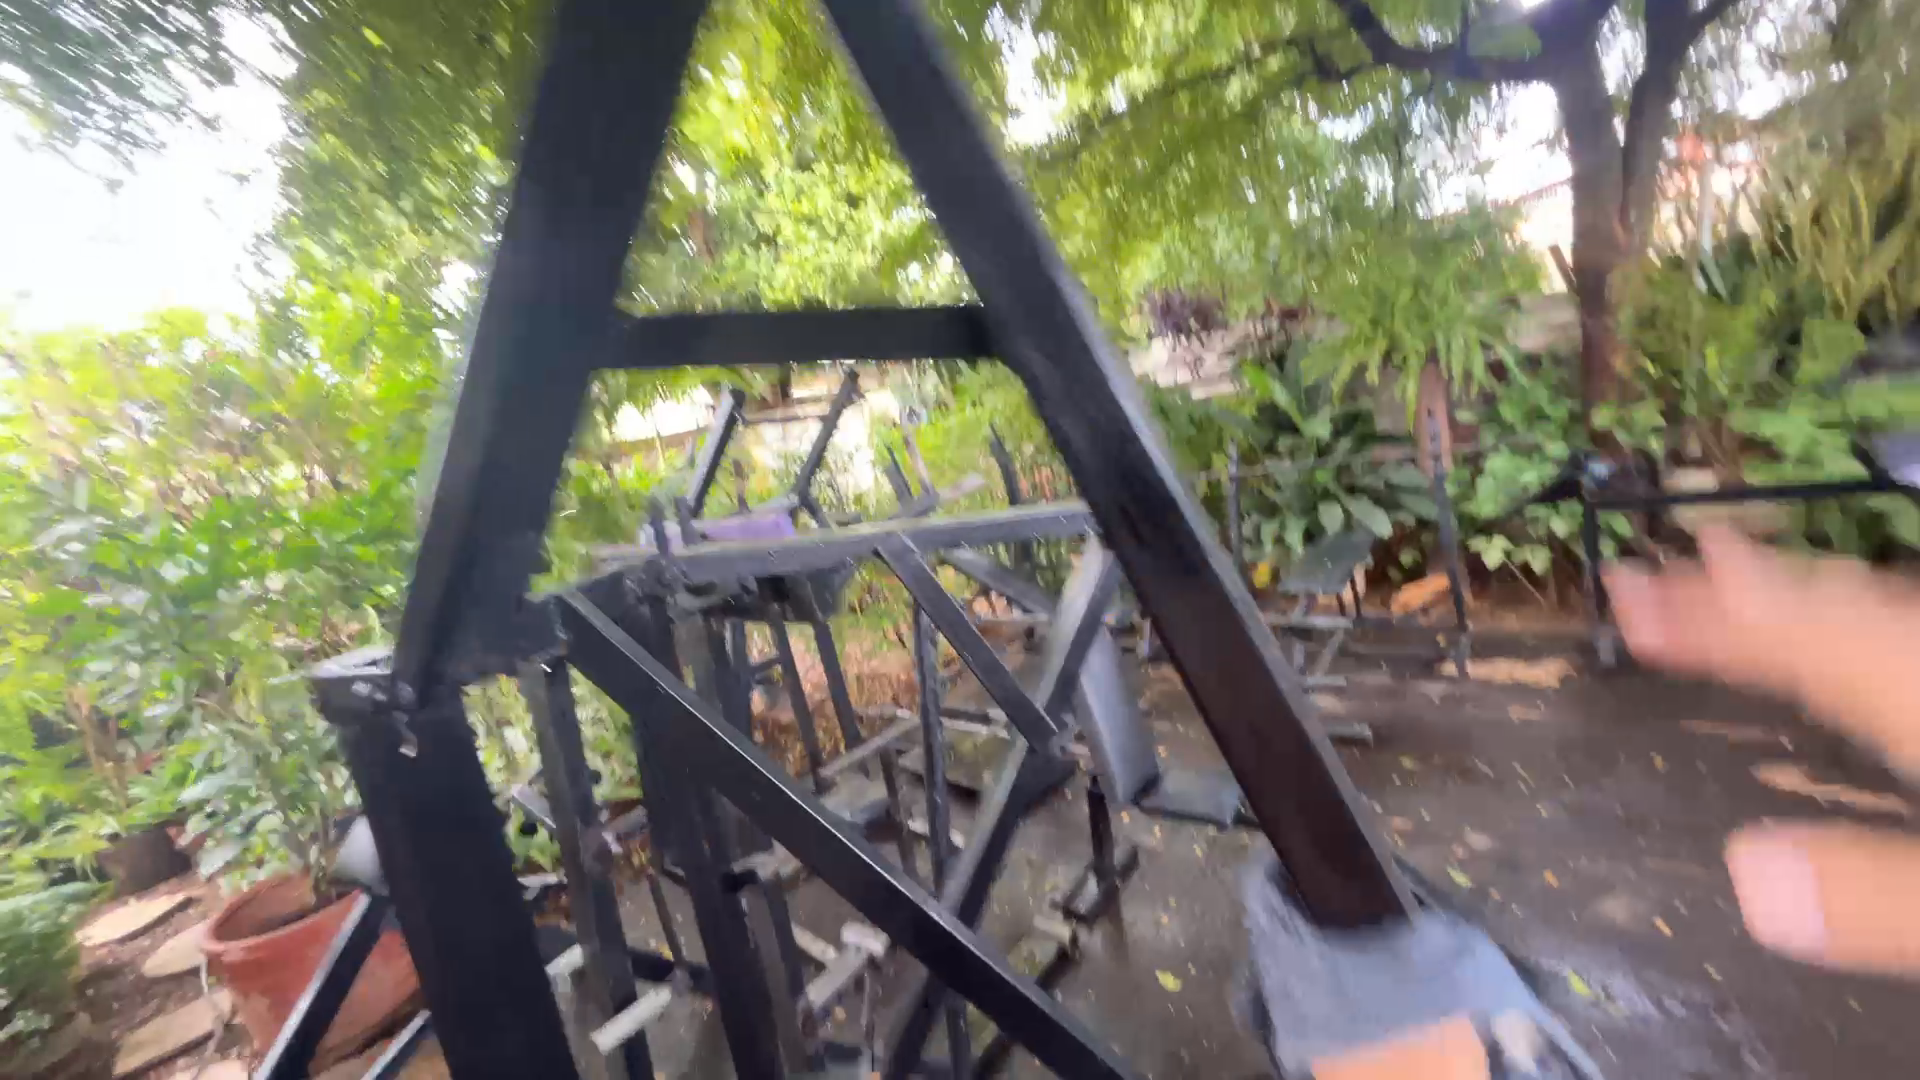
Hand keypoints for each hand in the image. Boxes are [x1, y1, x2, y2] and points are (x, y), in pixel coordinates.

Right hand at [1607, 527, 1919, 975]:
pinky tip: (1871, 619)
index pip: (1796, 647)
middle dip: (1737, 589)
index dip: (1700, 620)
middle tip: (1660, 564)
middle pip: (1837, 614)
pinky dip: (1878, 619)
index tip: (1624, 597)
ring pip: (1894, 616)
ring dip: (1803, 593)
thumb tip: (1746, 882)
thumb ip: (1886, 895)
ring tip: (1738, 568)